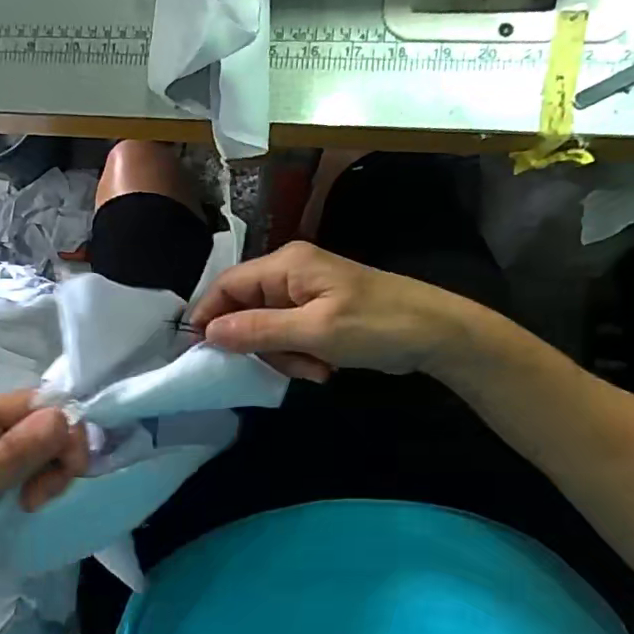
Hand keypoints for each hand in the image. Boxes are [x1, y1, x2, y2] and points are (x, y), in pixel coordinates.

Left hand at [0, 391, 86, 633]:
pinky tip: (31, 511)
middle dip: (57, 455)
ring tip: (33, 509)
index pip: (37, 402)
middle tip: (43, 498)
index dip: (63, 428)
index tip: (70, 471)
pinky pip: (28, 476)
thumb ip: (13, 455)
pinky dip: (39, 490)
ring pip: (41, 451)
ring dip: (50, 476)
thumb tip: (65, 415)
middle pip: (43, 424)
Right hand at [190, 241, 479, 381]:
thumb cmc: (376, 325)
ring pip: (267, 329)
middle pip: (246, 309)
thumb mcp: (315, 331)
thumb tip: (209, 331)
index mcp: (286, 265)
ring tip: (315, 368)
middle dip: (259, 344)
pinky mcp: (319, 313)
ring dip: (284, 355)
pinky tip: (324, 367)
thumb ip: (259, 330)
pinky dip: (300, 355)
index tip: (198, 351)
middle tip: (285, 366)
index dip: (208, 315)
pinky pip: (290, 336)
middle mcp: (290, 273)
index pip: (228, 284)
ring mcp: (306, 294)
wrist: (435, 332)